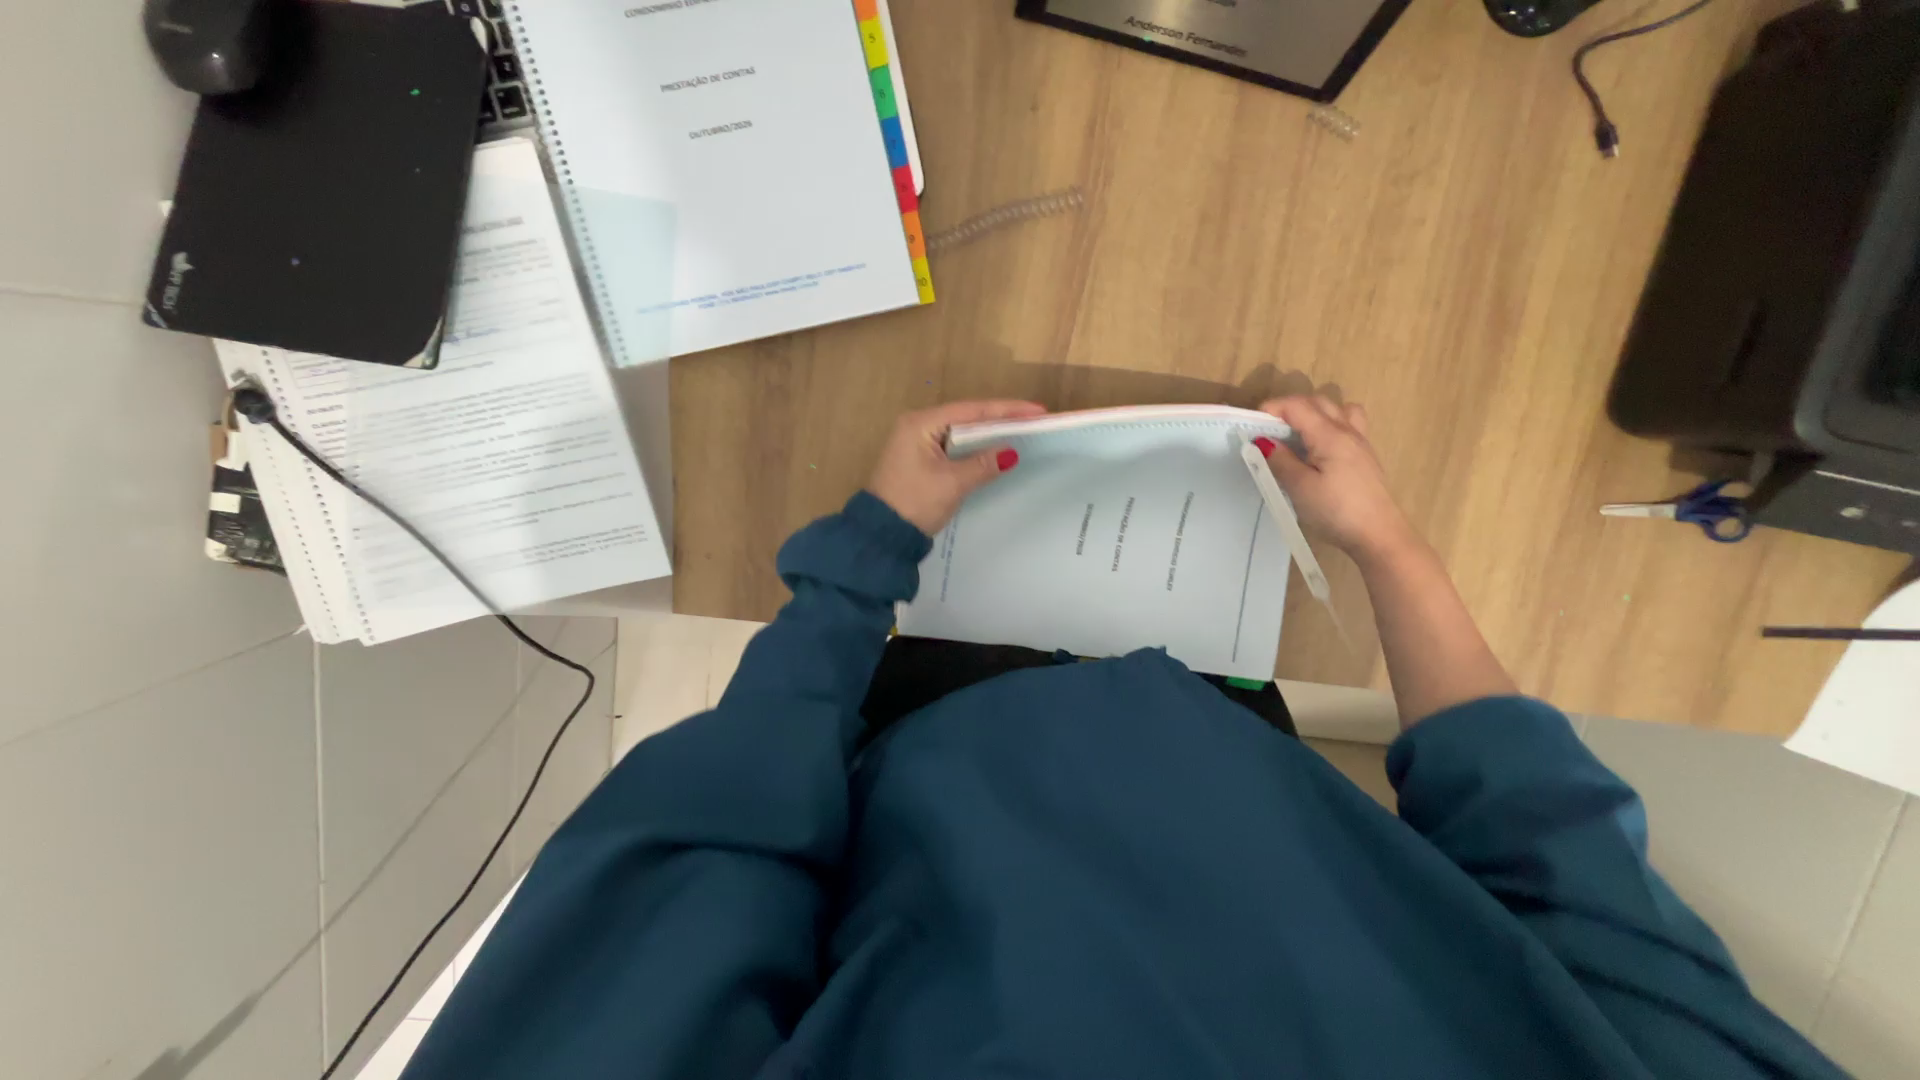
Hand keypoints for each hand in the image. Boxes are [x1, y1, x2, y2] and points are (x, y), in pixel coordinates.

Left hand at [867, 400, 1045, 534]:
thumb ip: (983, 464)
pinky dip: (974, 447)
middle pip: (966, 416)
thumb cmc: (914, 503)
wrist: (881, 535)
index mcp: (920, 424)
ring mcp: (916, 441)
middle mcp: (917, 425)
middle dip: (999, 418)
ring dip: (988, 433)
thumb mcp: (952, 483)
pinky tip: (994, 449)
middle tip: (1033, 419)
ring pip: (960, 431)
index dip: (1006, 410)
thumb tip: (1011, 452)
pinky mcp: (919, 458)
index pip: (971, 410)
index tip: (1036, 410)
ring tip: (1021, 430)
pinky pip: (953, 445)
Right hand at [1254, 395, 1420, 561]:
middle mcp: (1347, 431)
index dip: (1272, 409)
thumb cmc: (1337, 511)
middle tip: (1269, 431)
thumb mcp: (1301, 488)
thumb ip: (1281, 460)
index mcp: (1330, 435)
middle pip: (1317, 402)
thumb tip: (1263, 441)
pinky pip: (1348, 424)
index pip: (1297, 406)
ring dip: (1314, 412)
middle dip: (1289, 408)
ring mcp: (1360, 442)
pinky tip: (1319, 448)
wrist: (1378, 534)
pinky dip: (1330, 424)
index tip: (1252, 427)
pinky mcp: (1365, 456)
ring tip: (1298, 434)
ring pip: (1337, 409)